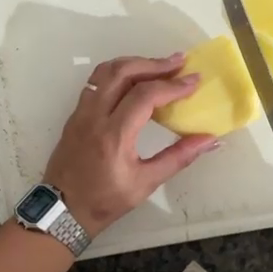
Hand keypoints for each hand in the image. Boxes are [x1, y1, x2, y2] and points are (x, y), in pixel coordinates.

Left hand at [42, 53, 219, 234]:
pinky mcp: (75, 115)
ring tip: (158, 66)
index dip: (172, 85)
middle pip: (122, 73)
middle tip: (179, 63)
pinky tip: (134, 80)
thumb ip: (178, 158)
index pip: (144, 96)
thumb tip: (209, 140)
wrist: (63, 208)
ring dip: (133, 64)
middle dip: (153, 64)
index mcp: (113, 136)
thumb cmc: (105, 200)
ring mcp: (81, 113)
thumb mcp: (145, 183)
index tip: (194, 81)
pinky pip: (96, 82)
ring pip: (105, 72)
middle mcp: (94, 117)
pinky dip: (117, 74)